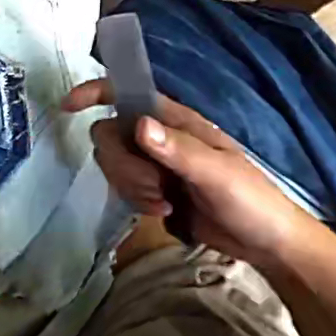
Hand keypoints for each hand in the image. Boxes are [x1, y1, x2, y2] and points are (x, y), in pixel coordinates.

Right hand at [64, 79, 323, 270]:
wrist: (266, 242)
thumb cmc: (250, 198)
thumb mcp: (218, 173)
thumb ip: (177, 149)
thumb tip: (138, 125)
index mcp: (175, 120)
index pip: (128, 94)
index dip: (96, 93)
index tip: (69, 106)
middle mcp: (159, 136)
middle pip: (110, 136)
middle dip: (124, 165)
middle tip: (156, 187)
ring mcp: (155, 163)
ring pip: (114, 163)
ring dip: (131, 186)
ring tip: (164, 202)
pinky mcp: (152, 188)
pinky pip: (123, 186)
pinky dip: (135, 200)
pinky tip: (164, 211)